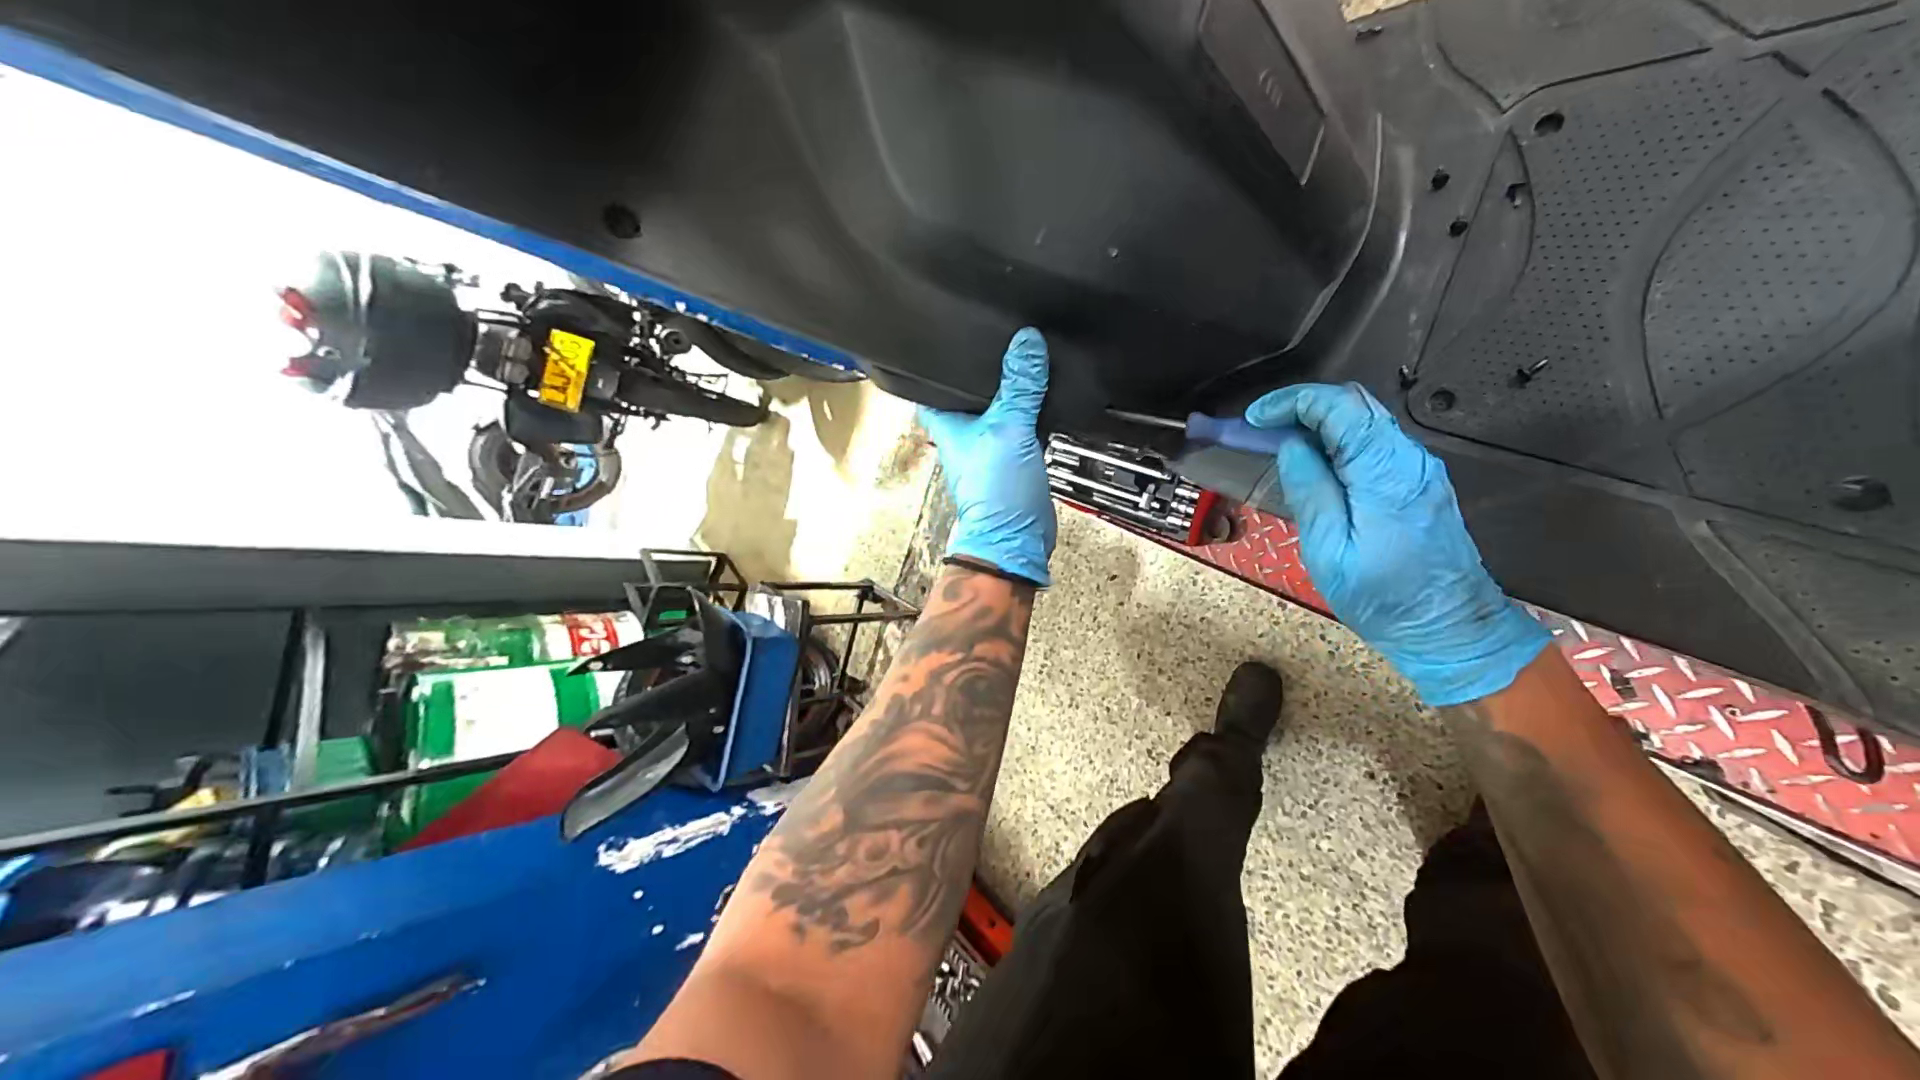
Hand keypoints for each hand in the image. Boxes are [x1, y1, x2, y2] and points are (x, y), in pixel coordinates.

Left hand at [918, 327, 1055, 585]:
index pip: (933, 382)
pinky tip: (1045, 391)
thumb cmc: (995, 494)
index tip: (951, 332)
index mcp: (947, 423)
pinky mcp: (1015, 456)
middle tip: (1000, 335)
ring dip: (1011, 388)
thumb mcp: (1009, 429)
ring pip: (1000, 406)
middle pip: (971, 390)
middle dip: (985, 367)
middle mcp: (964, 432)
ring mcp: (990, 444)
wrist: (1018, 538)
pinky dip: (1032, 408)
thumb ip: (1019, 386)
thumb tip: (1027, 342)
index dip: (940, 358)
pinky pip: (1022, 423)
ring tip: (1027, 354)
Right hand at [1244, 382, 1548, 704]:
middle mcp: (1409, 459)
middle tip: (1259, 430)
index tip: (1254, 419)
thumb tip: (1290, 447)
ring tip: (1276, 444)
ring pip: (1365, 420)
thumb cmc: (1385, 599)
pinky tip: (1312, 461)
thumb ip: (1310, 492)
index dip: (1291, 402)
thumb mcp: (1329, 551)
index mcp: (1385, 474)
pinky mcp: (1418, 481)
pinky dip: (1337, 439)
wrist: (1452, 630)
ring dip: (1317, 422)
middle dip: (1301, 406)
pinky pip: (1374, 442)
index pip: (1340, 407)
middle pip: (1355, 404)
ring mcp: (1419, 469)